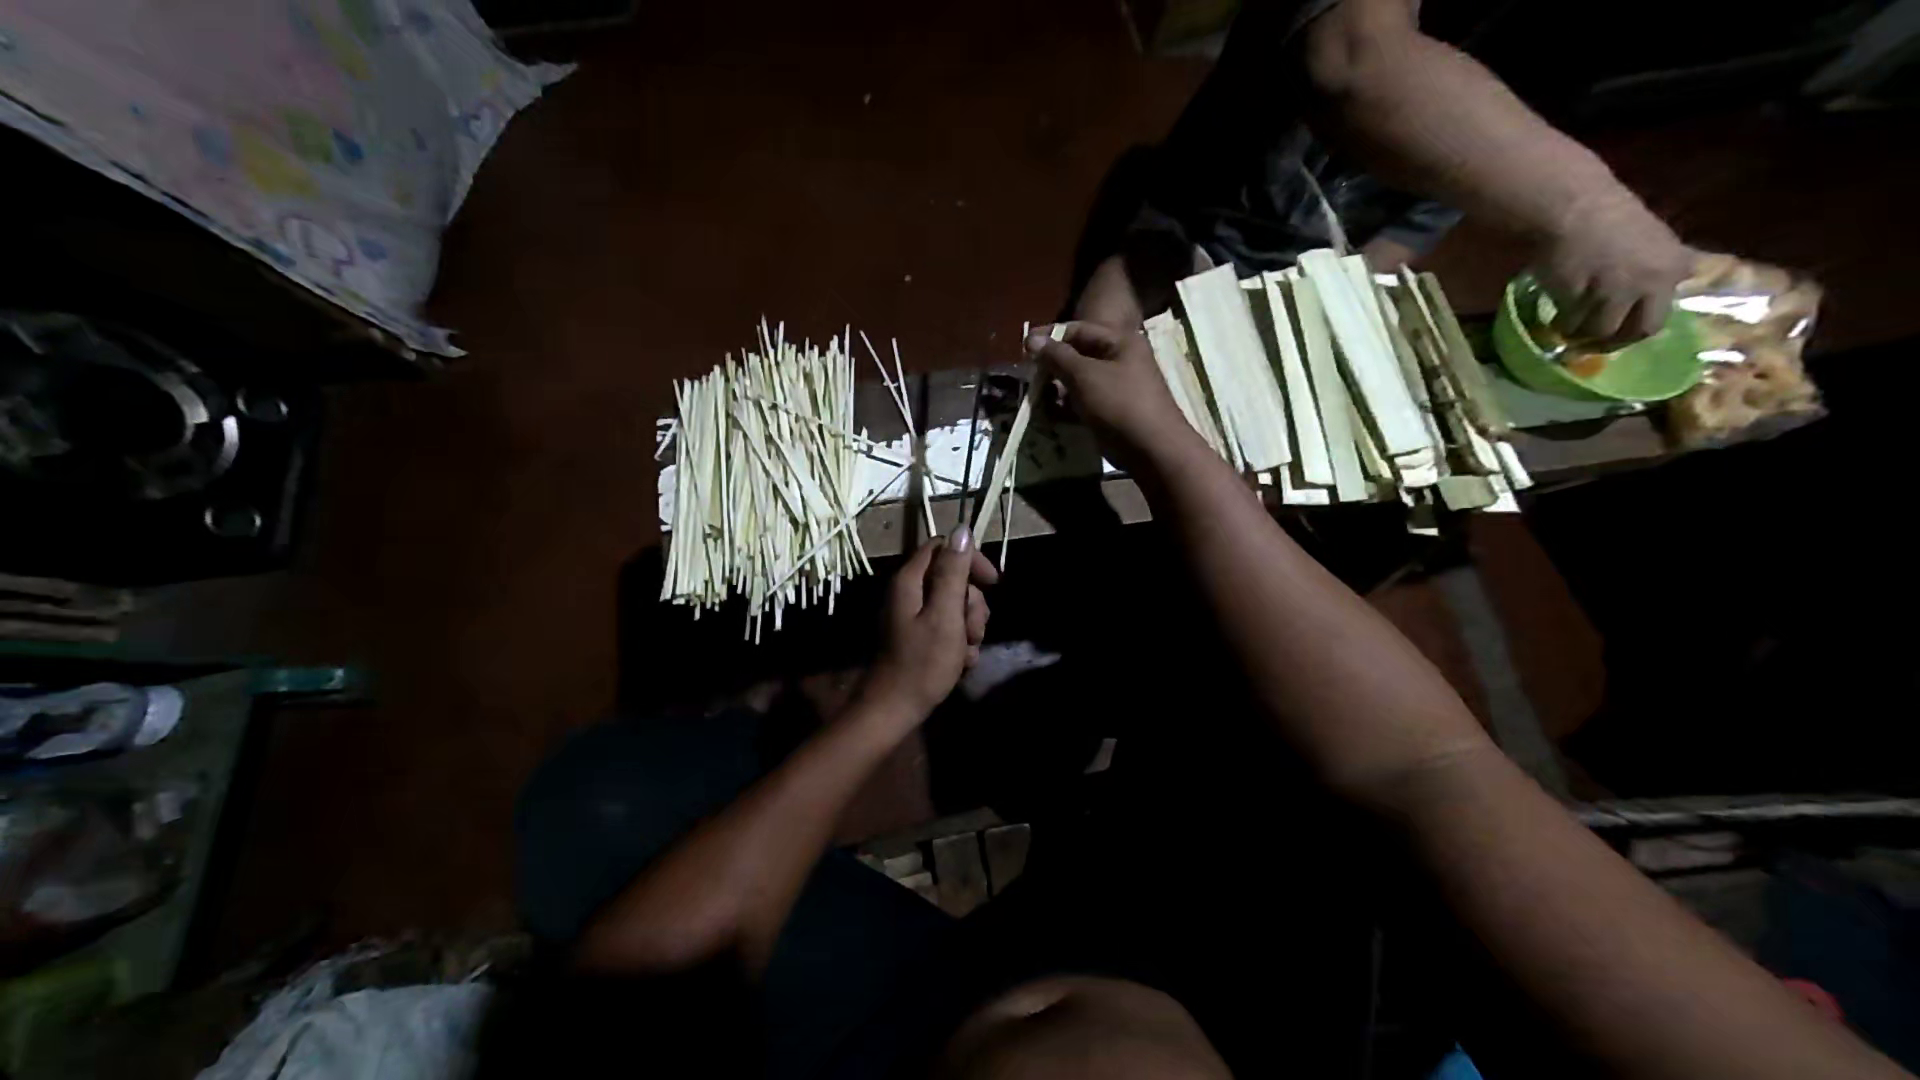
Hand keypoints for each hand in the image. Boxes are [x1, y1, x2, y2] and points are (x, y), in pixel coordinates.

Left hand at [861, 528, 998, 716]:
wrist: (894, 709)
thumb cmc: (922, 663)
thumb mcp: (945, 615)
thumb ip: (953, 572)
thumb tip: (962, 530)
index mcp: (910, 580)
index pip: (944, 547)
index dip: (970, 560)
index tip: (992, 583)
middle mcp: (908, 591)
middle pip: (952, 578)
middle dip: (972, 603)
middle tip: (974, 630)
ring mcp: (913, 614)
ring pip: (954, 605)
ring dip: (969, 627)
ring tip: (966, 651)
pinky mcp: (918, 635)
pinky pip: (948, 626)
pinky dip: (959, 642)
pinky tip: (961, 662)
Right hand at [1025, 321, 1190, 469]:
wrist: (1152, 448)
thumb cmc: (1119, 403)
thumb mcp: (1084, 375)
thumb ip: (1056, 356)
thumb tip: (1031, 339)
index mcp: (1120, 341)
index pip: (1078, 330)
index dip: (1050, 336)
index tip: (1024, 349)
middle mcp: (1120, 359)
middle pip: (1078, 355)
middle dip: (1052, 365)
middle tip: (1029, 376)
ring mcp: (1117, 387)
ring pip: (1080, 381)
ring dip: (1057, 387)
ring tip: (1036, 397)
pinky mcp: (1113, 411)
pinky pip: (1085, 401)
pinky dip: (1068, 406)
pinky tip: (1050, 414)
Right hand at [1535, 192, 1691, 346]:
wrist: (1576, 210)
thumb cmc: (1609, 220)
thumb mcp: (1650, 245)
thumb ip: (1653, 272)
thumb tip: (1642, 300)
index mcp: (1673, 270)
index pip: (1659, 317)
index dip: (1632, 329)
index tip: (1612, 334)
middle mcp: (1651, 283)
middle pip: (1636, 331)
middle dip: (1611, 342)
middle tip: (1590, 343)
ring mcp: (1615, 291)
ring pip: (1598, 330)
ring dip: (1579, 332)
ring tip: (1564, 326)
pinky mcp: (1580, 296)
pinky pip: (1570, 321)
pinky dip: (1560, 322)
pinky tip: (1553, 314)